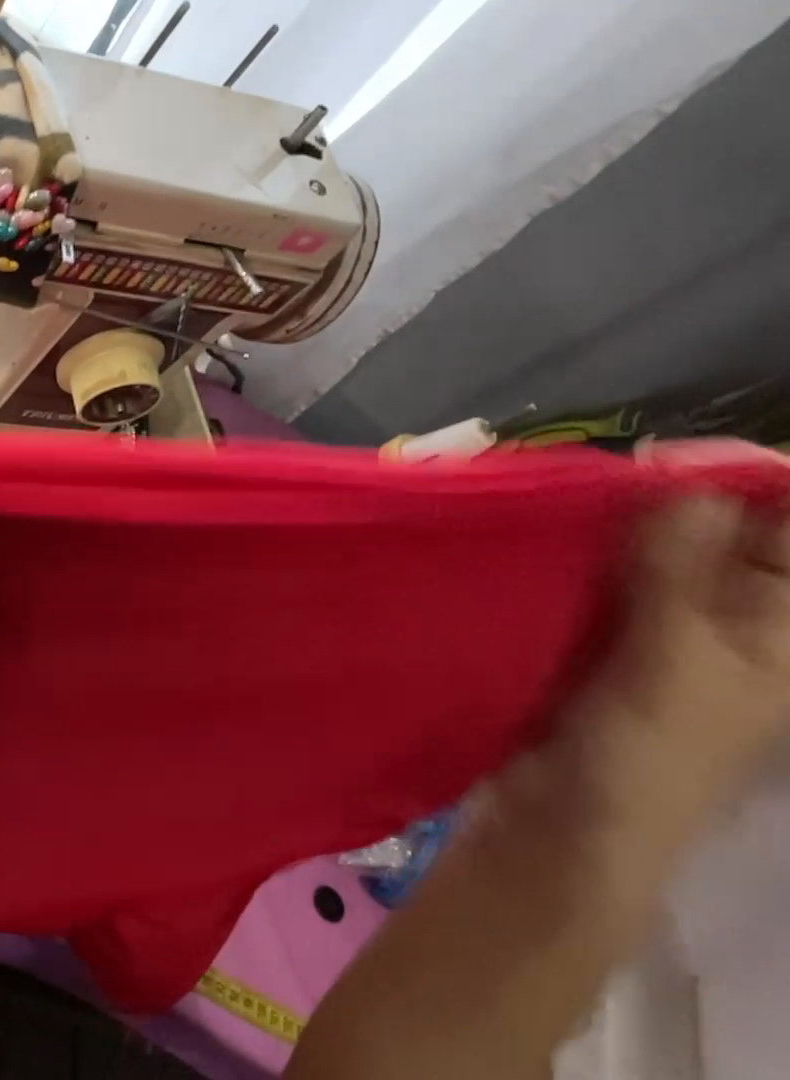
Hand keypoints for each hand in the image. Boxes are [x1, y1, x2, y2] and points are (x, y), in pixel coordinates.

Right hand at [565, 489, 789, 822]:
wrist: (557, 827)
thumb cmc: (642, 758)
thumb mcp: (675, 665)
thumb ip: (679, 574)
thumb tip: (683, 479)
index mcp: (780, 626)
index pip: (786, 527)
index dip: (741, 482)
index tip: (661, 462)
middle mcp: (726, 617)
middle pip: (714, 530)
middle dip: (662, 496)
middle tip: (593, 475)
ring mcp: (653, 627)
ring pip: (641, 551)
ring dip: (603, 525)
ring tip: (548, 499)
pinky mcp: (586, 639)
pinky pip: (586, 580)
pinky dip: (563, 558)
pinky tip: (526, 541)